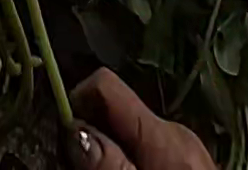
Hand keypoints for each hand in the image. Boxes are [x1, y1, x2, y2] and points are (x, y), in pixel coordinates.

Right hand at [67, 69, 216, 169]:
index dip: (76, 106)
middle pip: (113, 113)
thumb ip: (109, 168)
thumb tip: (72, 128)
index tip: (62, 146)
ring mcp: (185, 153)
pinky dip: (127, 166)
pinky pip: (145, 155)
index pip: (105, 85)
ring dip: (105, 158)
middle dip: (89, 140)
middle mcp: (175, 132)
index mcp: (164, 135)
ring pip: (127, 137)